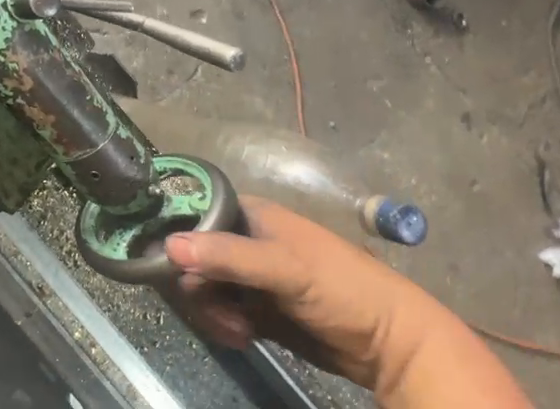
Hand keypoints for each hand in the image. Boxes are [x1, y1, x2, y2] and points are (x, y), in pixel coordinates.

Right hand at [163, 197, 430, 388]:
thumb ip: (228, 256)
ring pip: (200, 284)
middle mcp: (241, 240)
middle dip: (193, 283)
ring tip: (234, 328)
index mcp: (247, 214)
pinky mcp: (255, 307)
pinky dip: (222, 323)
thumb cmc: (344, 289)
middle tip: (206, 305)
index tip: (162, 258)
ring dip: (208, 308)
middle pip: (188, 253)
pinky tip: (241, 336)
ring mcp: (247, 275)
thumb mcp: (286, 268)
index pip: (189, 210)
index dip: (170, 230)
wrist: (396, 349)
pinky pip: (218, 309)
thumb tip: (168, 245)